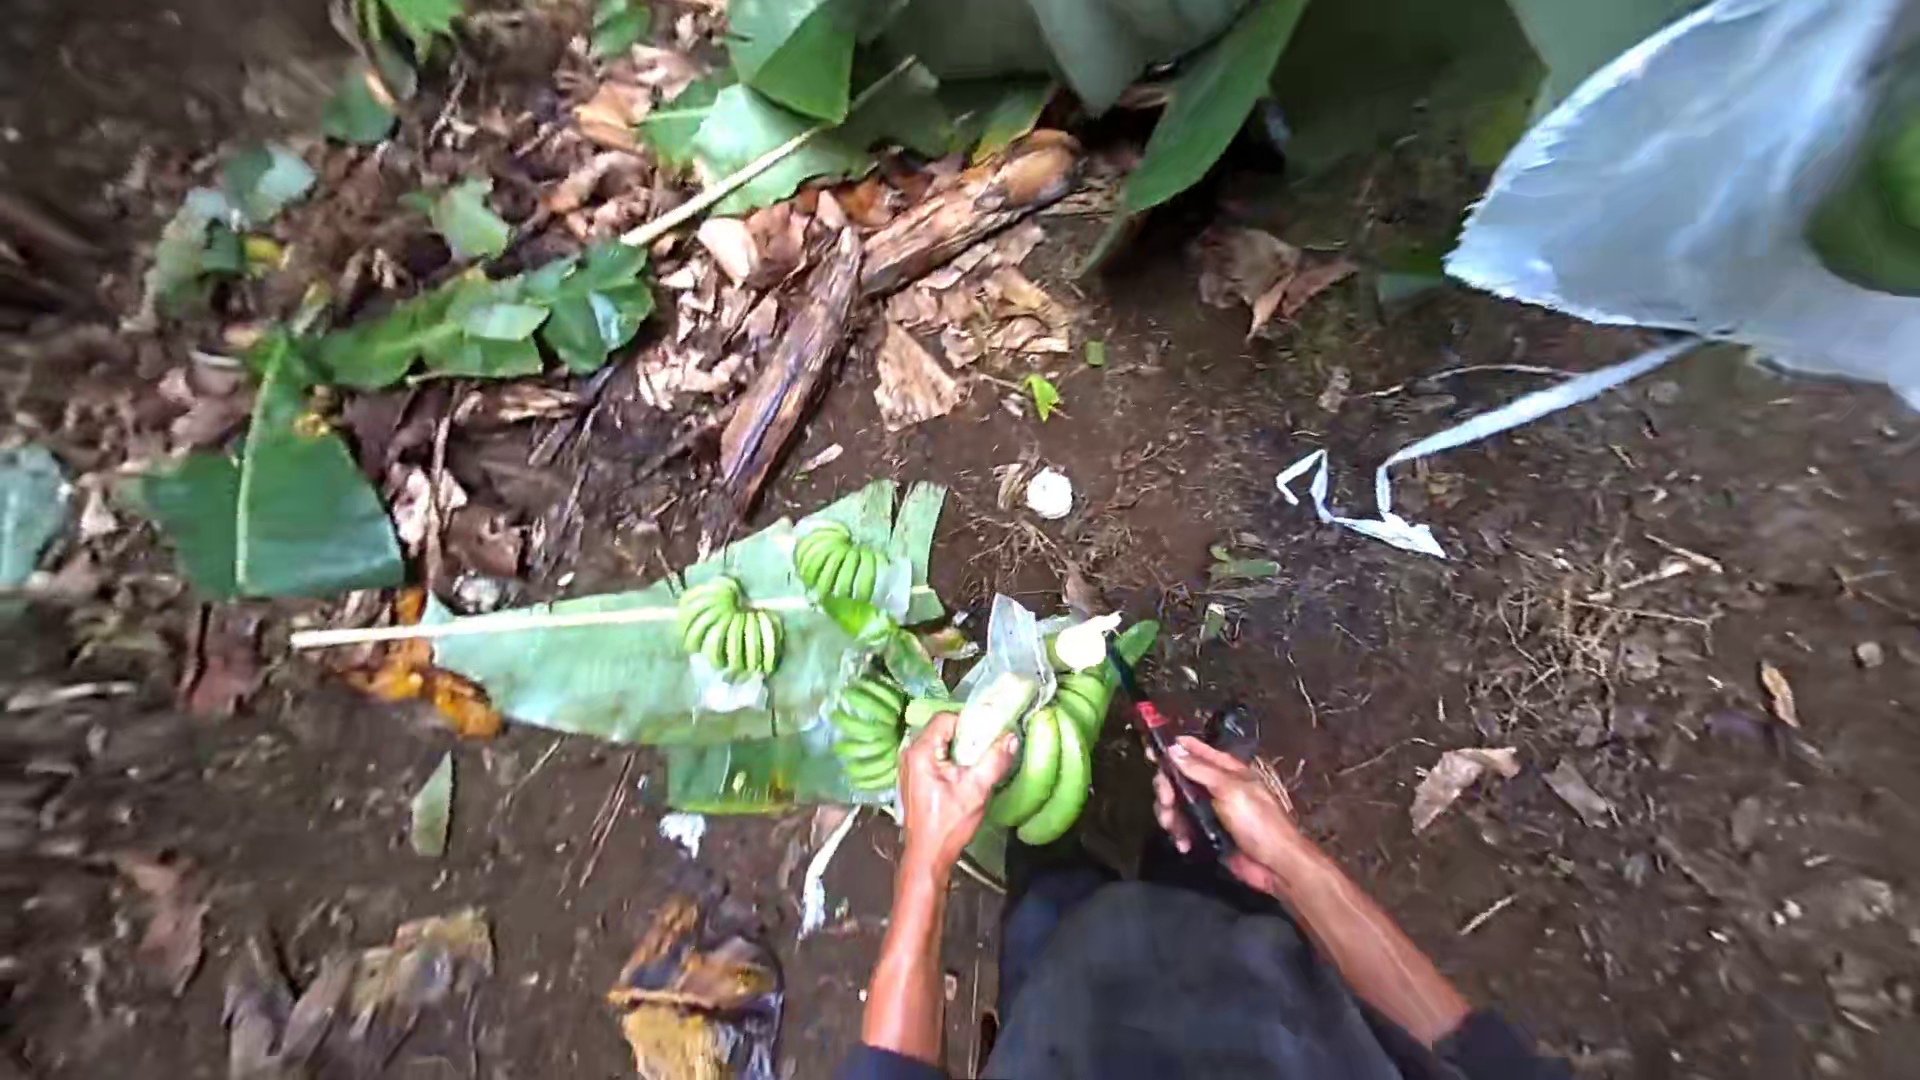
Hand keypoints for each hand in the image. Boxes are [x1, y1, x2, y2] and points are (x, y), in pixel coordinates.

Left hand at [898, 712, 1016, 877]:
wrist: (927, 857)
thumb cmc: (948, 824)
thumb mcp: (976, 790)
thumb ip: (994, 760)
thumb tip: (1012, 736)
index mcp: (920, 751)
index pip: (945, 718)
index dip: (968, 722)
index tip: (988, 732)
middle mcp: (909, 752)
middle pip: (940, 728)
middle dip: (965, 733)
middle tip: (986, 744)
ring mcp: (908, 764)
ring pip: (937, 741)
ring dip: (958, 746)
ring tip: (978, 757)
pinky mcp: (912, 775)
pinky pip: (932, 754)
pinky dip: (949, 756)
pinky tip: (964, 770)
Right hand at [1154, 736, 1312, 895]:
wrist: (1277, 867)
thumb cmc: (1259, 822)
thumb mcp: (1230, 790)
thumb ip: (1199, 769)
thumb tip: (1173, 749)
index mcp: (1224, 769)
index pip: (1193, 750)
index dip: (1172, 749)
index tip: (1151, 754)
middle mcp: (1213, 785)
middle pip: (1176, 777)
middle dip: (1166, 789)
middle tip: (1166, 801)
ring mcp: (1208, 809)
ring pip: (1174, 803)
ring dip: (1169, 814)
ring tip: (1174, 828)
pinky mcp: (1205, 831)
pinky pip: (1181, 826)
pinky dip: (1178, 833)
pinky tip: (1183, 844)